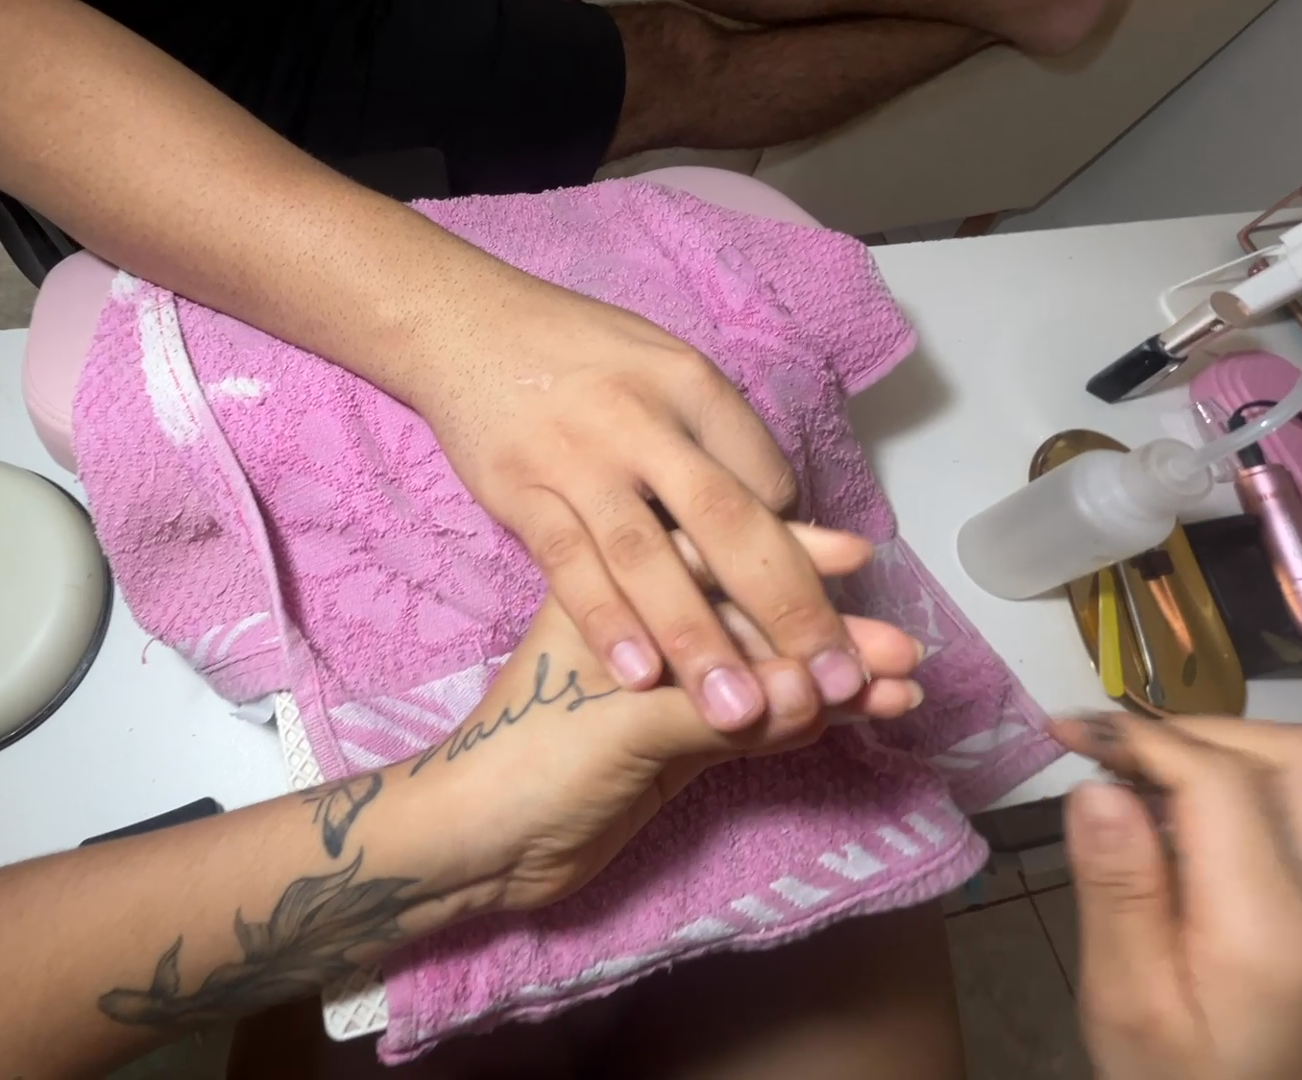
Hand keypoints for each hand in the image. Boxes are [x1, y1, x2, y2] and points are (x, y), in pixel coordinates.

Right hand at [412, 288, 870, 732]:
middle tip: (835, 682)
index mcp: (689, 384)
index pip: (764, 478)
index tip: (816, 616)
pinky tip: (636, 674)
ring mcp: (576, 458)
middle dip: (785, 607)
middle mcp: (640, 421)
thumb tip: (762, 501)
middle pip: (724, 522)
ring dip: (695, 636)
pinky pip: (568, 563)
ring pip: (645, 555)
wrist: (466, 326)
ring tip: (739, 710)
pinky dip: (604, 619)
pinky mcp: (520, 492)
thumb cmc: (570, 347)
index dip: (799, 554)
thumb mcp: (657, 360)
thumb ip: (707, 429)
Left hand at [412, 582, 924, 914]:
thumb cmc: (528, 759)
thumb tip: (815, 689)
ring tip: (903, 687)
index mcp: (611, 596)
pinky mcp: (680, 739)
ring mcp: (666, 687)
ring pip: (758, 673)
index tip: (857, 559)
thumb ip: (714, 709)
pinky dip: (801, 721)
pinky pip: (753, 722)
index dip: (780, 558)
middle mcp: (645, 630)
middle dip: (819, 632)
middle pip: (745, 618)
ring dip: (824, 680)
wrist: (482, 844)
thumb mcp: (617, 726)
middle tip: (901, 650)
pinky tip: (860, 717)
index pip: (705, 560)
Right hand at [1051, 714, 1301, 1079]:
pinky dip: (1236, 784)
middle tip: (1112, 747)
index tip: (1065, 733)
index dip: (1139, 737)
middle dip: (1199, 727)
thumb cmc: (1173, 1077)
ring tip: (1133, 772)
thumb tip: (1096, 787)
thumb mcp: (1125, 994)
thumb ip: (1117, 887)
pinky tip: (1169, 815)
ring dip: (1221, 750)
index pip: (1224, 784)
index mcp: (1278, 933)